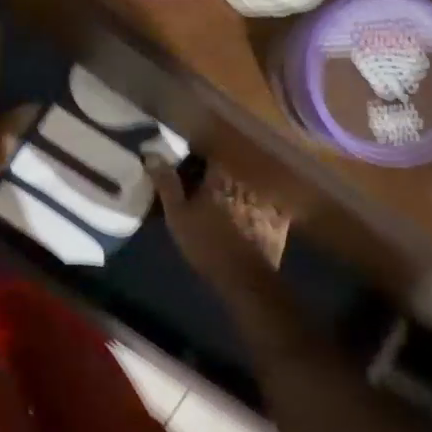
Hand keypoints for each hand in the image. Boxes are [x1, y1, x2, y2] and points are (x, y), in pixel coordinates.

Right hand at [147, 160, 284, 274]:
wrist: (245, 279)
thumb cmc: (206, 244)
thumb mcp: (177, 214)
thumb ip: (166, 183)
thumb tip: (152, 155)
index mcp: (221, 175)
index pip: (207, 153)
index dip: (193, 158)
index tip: (183, 167)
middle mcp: (246, 181)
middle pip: (228, 167)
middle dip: (213, 173)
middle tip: (199, 186)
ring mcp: (266, 198)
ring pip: (245, 185)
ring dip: (233, 189)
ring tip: (220, 203)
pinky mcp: (279, 218)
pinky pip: (263, 203)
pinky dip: (253, 206)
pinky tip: (243, 218)